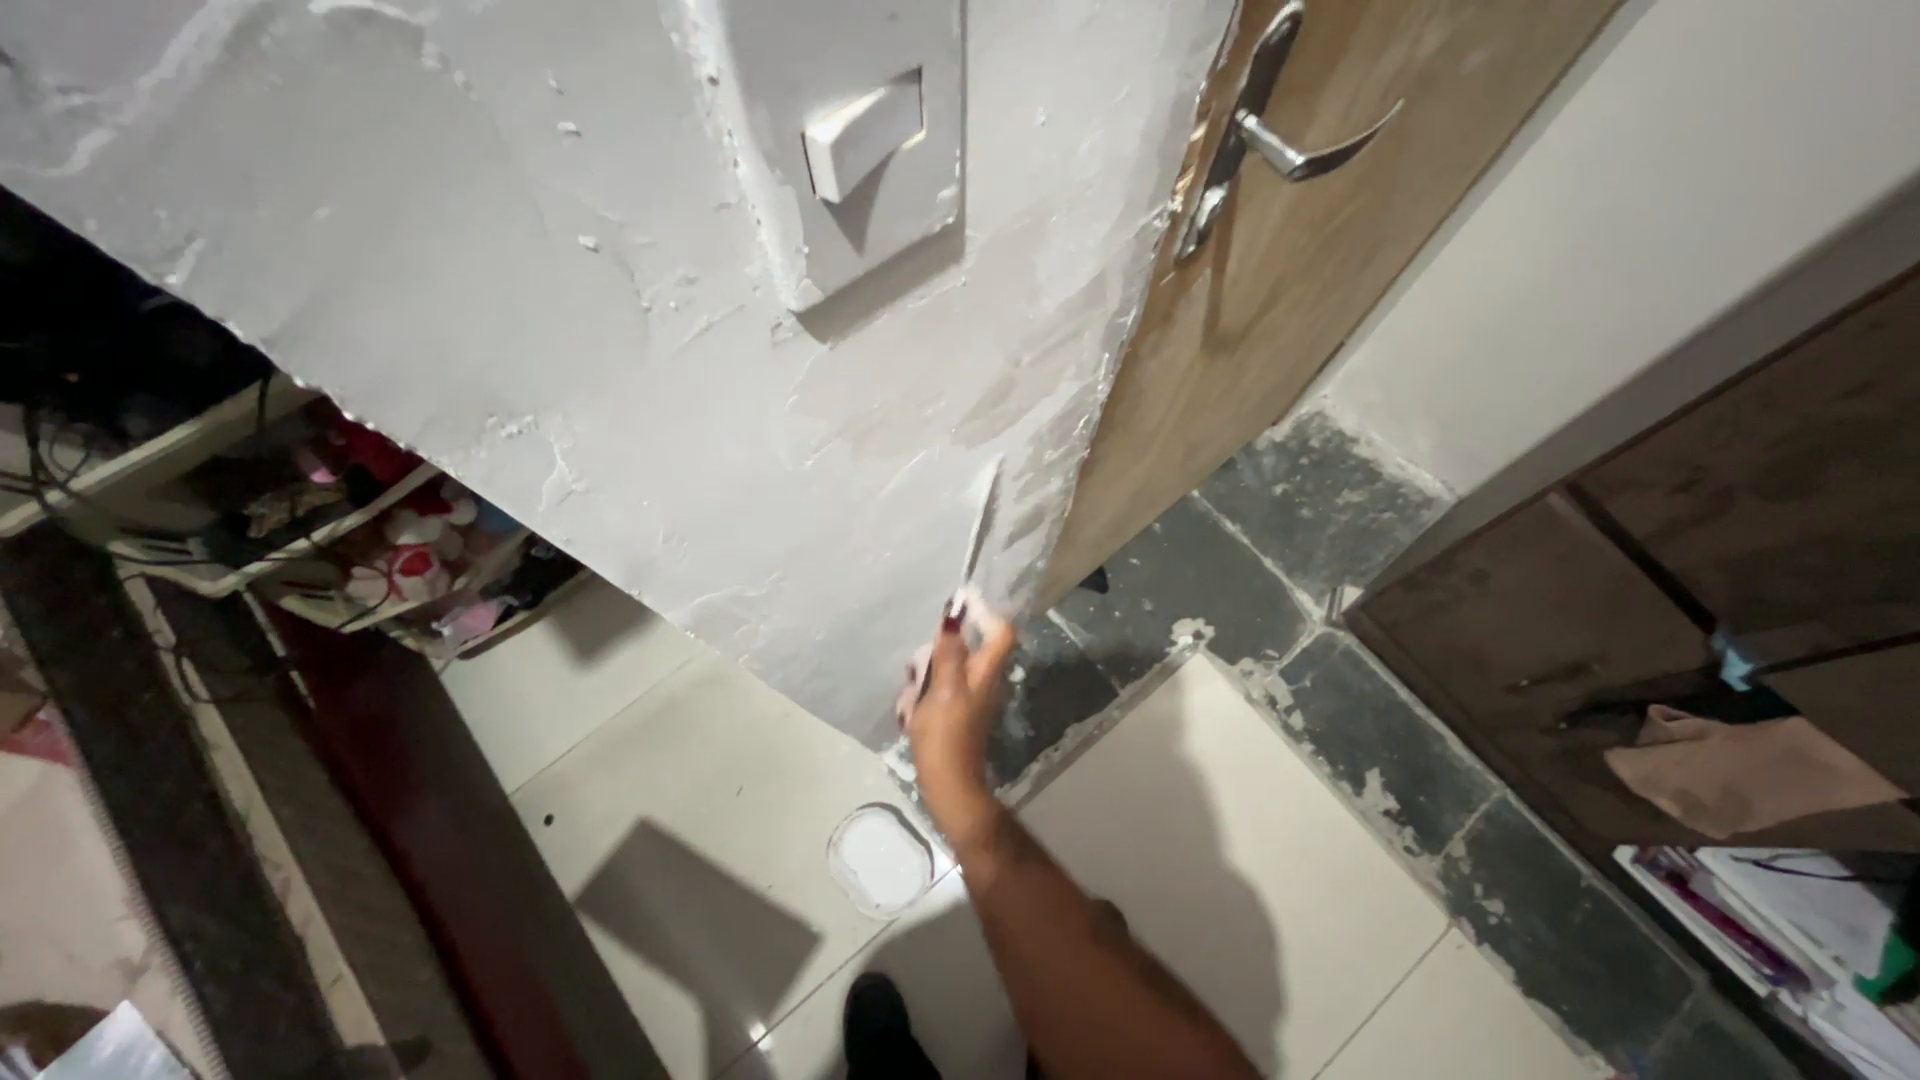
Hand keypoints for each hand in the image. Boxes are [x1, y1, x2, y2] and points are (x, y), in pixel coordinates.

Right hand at [900, 592, 1016, 832]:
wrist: (948, 784)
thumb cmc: (946, 736)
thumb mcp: (942, 690)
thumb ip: (948, 653)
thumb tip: (953, 617)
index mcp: (985, 672)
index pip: (1001, 631)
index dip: (984, 612)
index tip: (958, 604)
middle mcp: (982, 680)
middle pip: (964, 648)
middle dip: (937, 652)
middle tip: (918, 667)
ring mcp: (967, 697)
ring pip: (943, 670)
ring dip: (923, 677)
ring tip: (910, 699)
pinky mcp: (953, 713)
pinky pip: (934, 692)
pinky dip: (920, 698)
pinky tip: (908, 714)